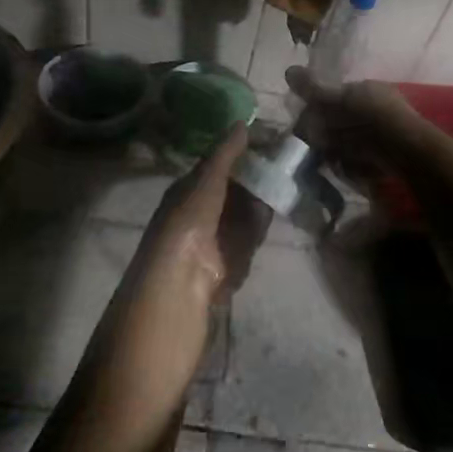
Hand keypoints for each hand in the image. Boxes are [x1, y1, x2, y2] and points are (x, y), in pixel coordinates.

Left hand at [0, 126, 256, 451]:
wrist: (162, 329)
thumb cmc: (177, 249)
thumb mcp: (198, 197)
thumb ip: (221, 161)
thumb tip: (242, 122)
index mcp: (186, 194)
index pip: (223, 163)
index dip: (249, 152)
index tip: (283, 140)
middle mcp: (197, 216)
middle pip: (237, 192)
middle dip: (259, 187)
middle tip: (291, 177)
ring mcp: (209, 249)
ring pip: (244, 221)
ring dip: (256, 221)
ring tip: (269, 217)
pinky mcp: (220, 278)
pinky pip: (244, 253)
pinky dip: (248, 253)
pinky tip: (246, 259)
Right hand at [283, 67, 424, 179]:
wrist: (405, 150)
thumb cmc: (369, 118)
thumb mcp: (335, 100)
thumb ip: (312, 87)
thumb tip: (289, 70)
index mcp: (367, 88)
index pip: (337, 96)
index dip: (320, 109)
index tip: (308, 125)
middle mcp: (379, 106)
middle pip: (344, 120)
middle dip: (329, 133)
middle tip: (317, 146)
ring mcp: (388, 132)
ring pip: (353, 141)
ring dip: (340, 151)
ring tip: (332, 161)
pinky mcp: (392, 156)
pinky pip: (366, 159)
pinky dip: (356, 165)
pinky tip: (351, 170)